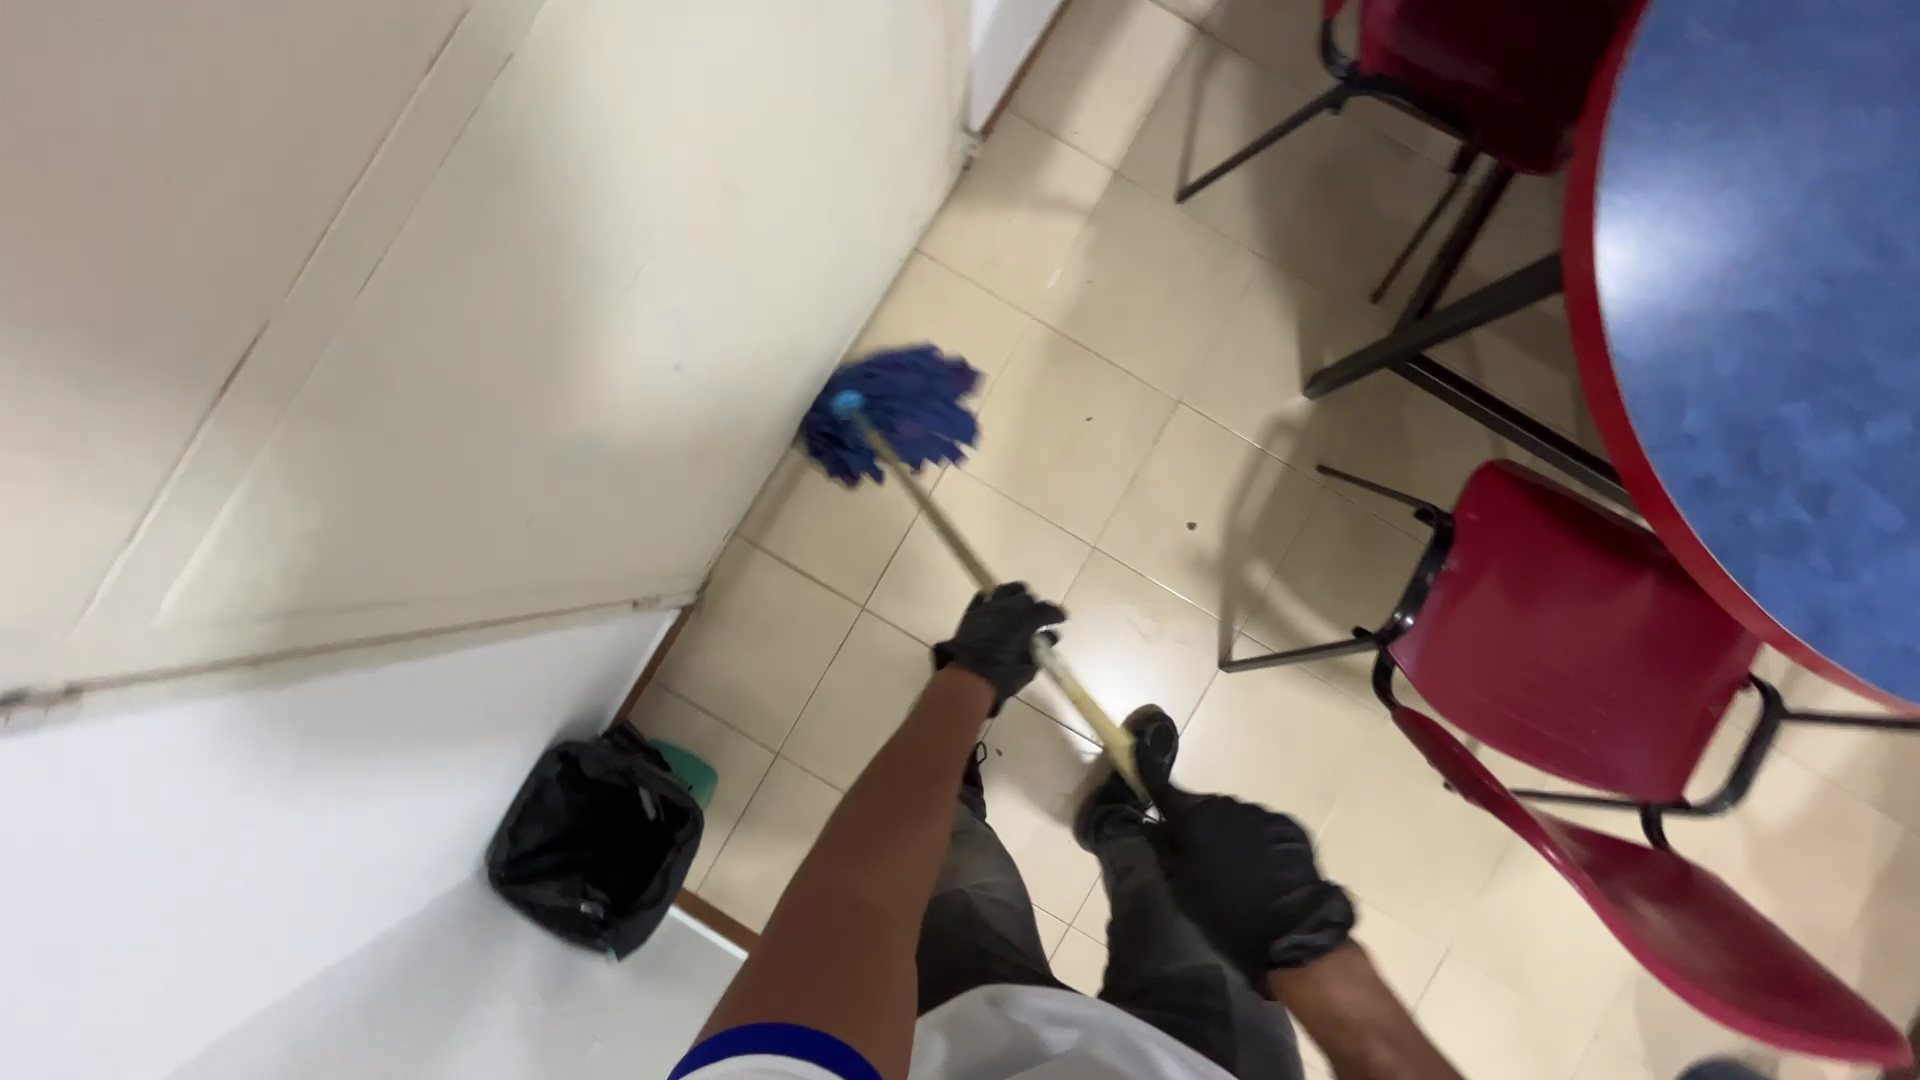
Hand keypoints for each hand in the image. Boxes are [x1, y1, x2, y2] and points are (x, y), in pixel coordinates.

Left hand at [932, 583, 1065, 715]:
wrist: (968, 677)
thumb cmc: (1003, 676)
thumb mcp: (1030, 666)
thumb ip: (1041, 648)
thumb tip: (1049, 637)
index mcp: (1026, 620)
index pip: (1046, 609)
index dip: (1056, 613)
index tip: (1061, 619)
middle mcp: (1009, 608)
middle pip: (1026, 598)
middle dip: (1035, 605)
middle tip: (1037, 616)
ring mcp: (988, 608)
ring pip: (1005, 590)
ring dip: (1015, 594)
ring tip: (1017, 602)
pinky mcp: (972, 612)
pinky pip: (983, 597)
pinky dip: (991, 598)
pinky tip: (994, 604)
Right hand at [1145, 784, 1354, 985]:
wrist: (1289, 931)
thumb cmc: (1224, 911)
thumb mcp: (1181, 886)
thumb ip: (1166, 850)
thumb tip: (1156, 828)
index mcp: (1195, 815)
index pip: (1169, 794)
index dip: (1164, 803)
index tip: (1163, 814)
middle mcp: (1226, 804)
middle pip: (1206, 807)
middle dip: (1203, 825)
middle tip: (1204, 855)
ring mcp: (1261, 813)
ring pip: (1237, 817)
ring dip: (1233, 833)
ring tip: (1239, 866)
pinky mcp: (1289, 827)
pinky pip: (1265, 828)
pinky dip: (1261, 841)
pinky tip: (1266, 868)